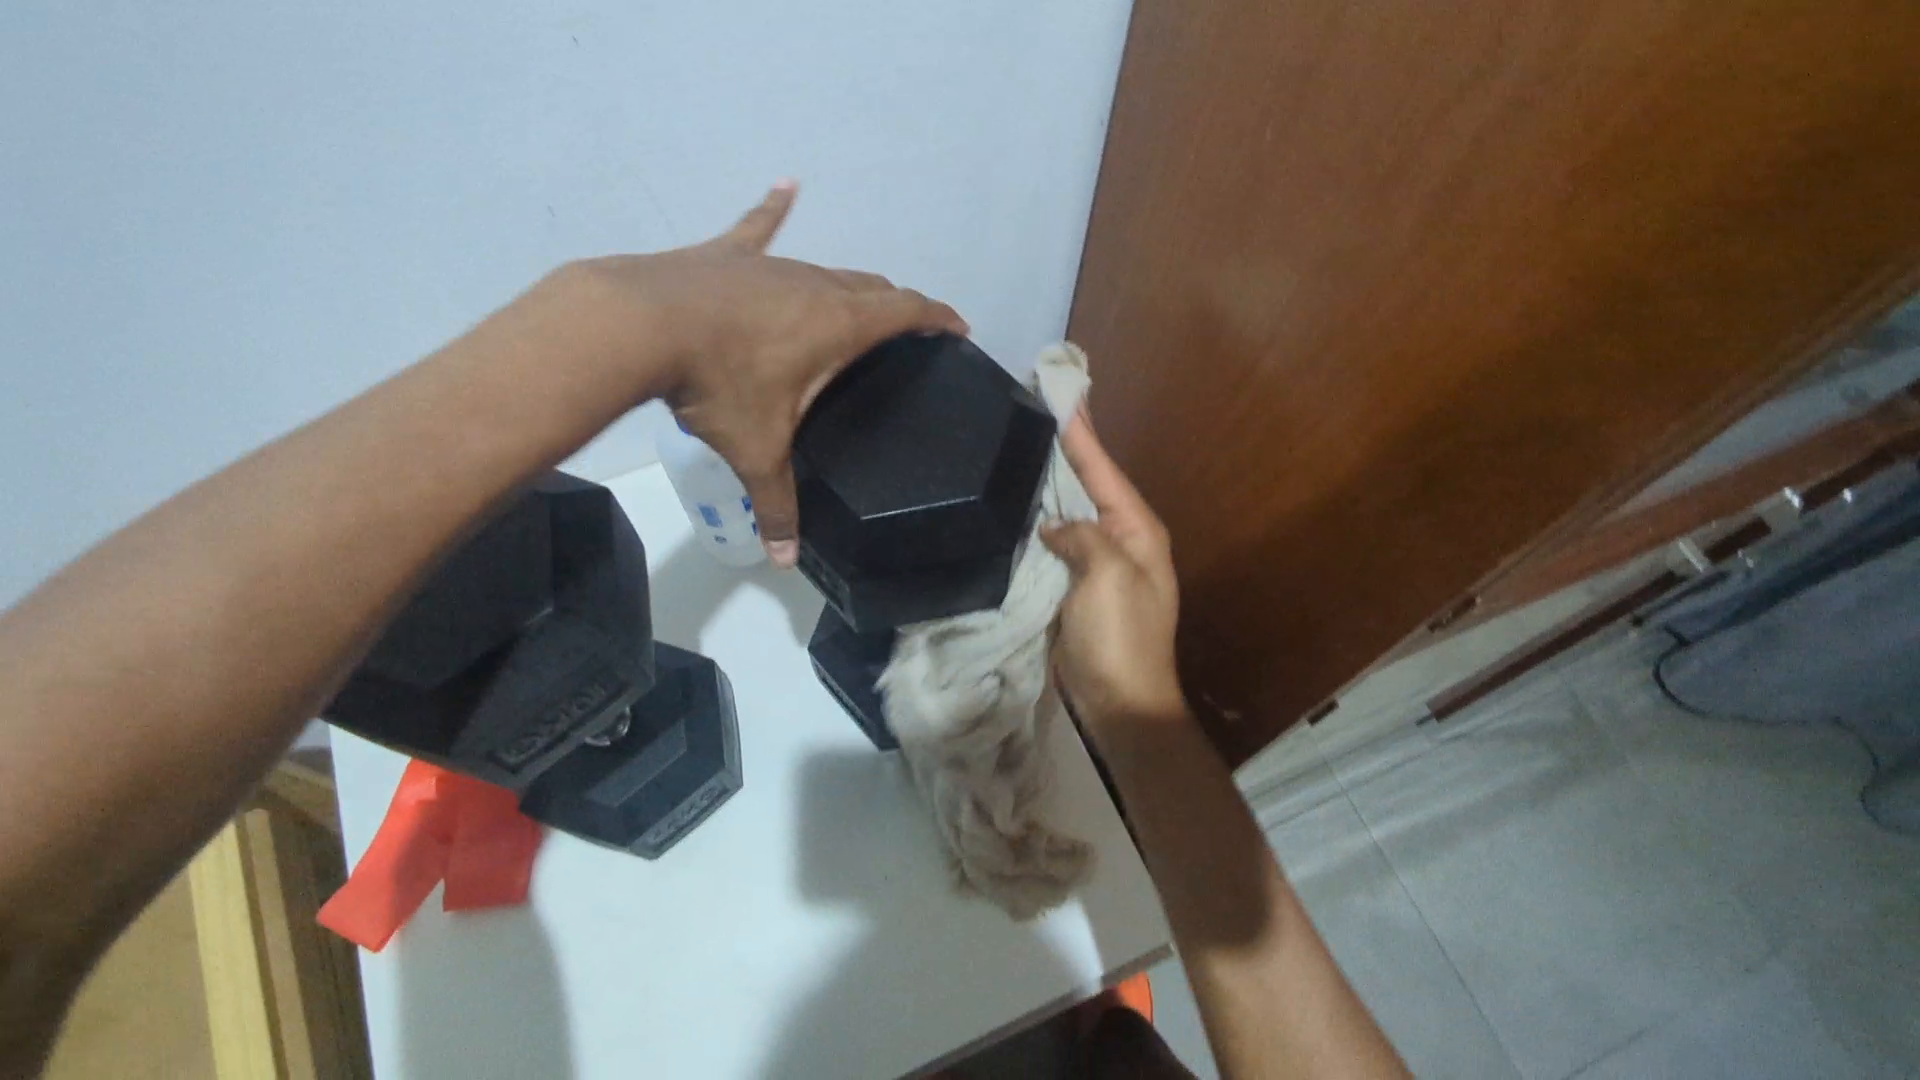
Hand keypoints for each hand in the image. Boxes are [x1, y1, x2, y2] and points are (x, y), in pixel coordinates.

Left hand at [559, 182, 967, 564]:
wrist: (637, 325)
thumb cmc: (718, 385)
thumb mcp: (757, 451)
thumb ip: (776, 505)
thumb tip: (784, 564)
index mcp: (841, 323)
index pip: (908, 311)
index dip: (938, 317)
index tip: (959, 328)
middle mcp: (816, 283)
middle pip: (872, 287)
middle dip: (896, 306)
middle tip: (906, 331)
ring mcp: (771, 263)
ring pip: (825, 268)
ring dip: (846, 285)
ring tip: (856, 303)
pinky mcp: (727, 255)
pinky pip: (759, 227)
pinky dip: (775, 208)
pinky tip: (787, 185)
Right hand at [1041, 412, 1187, 728]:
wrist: (1119, 702)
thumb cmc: (1121, 637)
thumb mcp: (1108, 576)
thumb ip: (1082, 536)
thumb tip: (1053, 527)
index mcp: (1136, 531)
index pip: (1103, 470)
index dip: (1081, 434)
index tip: (1062, 394)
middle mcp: (1117, 541)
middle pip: (1085, 486)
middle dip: (1061, 452)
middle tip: (1029, 413)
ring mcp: (1093, 567)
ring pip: (1065, 515)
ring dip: (1044, 486)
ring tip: (1016, 450)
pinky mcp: (1070, 589)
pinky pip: (1050, 547)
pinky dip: (1032, 525)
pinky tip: (1011, 508)